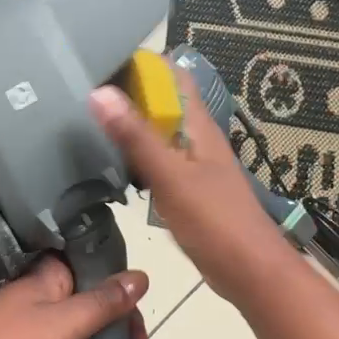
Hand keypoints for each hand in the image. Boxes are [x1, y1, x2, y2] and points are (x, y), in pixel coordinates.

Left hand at [0, 257, 148, 338]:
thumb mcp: (59, 327)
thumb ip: (99, 304)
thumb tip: (140, 275)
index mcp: (44, 282)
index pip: (88, 267)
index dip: (116, 284)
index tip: (137, 314)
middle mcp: (38, 302)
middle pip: (88, 305)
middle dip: (119, 331)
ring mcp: (31, 334)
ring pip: (80, 336)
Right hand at [90, 73, 293, 303]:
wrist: (254, 275)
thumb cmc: (216, 223)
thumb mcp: (170, 177)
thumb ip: (135, 136)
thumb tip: (99, 92)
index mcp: (197, 124)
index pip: (170, 74)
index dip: (139, 63)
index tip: (100, 63)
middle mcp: (196, 135)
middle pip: (161, 100)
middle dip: (128, 92)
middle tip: (84, 92)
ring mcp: (193, 162)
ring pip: (158, 129)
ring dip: (131, 123)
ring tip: (89, 121)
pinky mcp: (189, 186)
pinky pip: (158, 157)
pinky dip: (136, 152)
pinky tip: (113, 162)